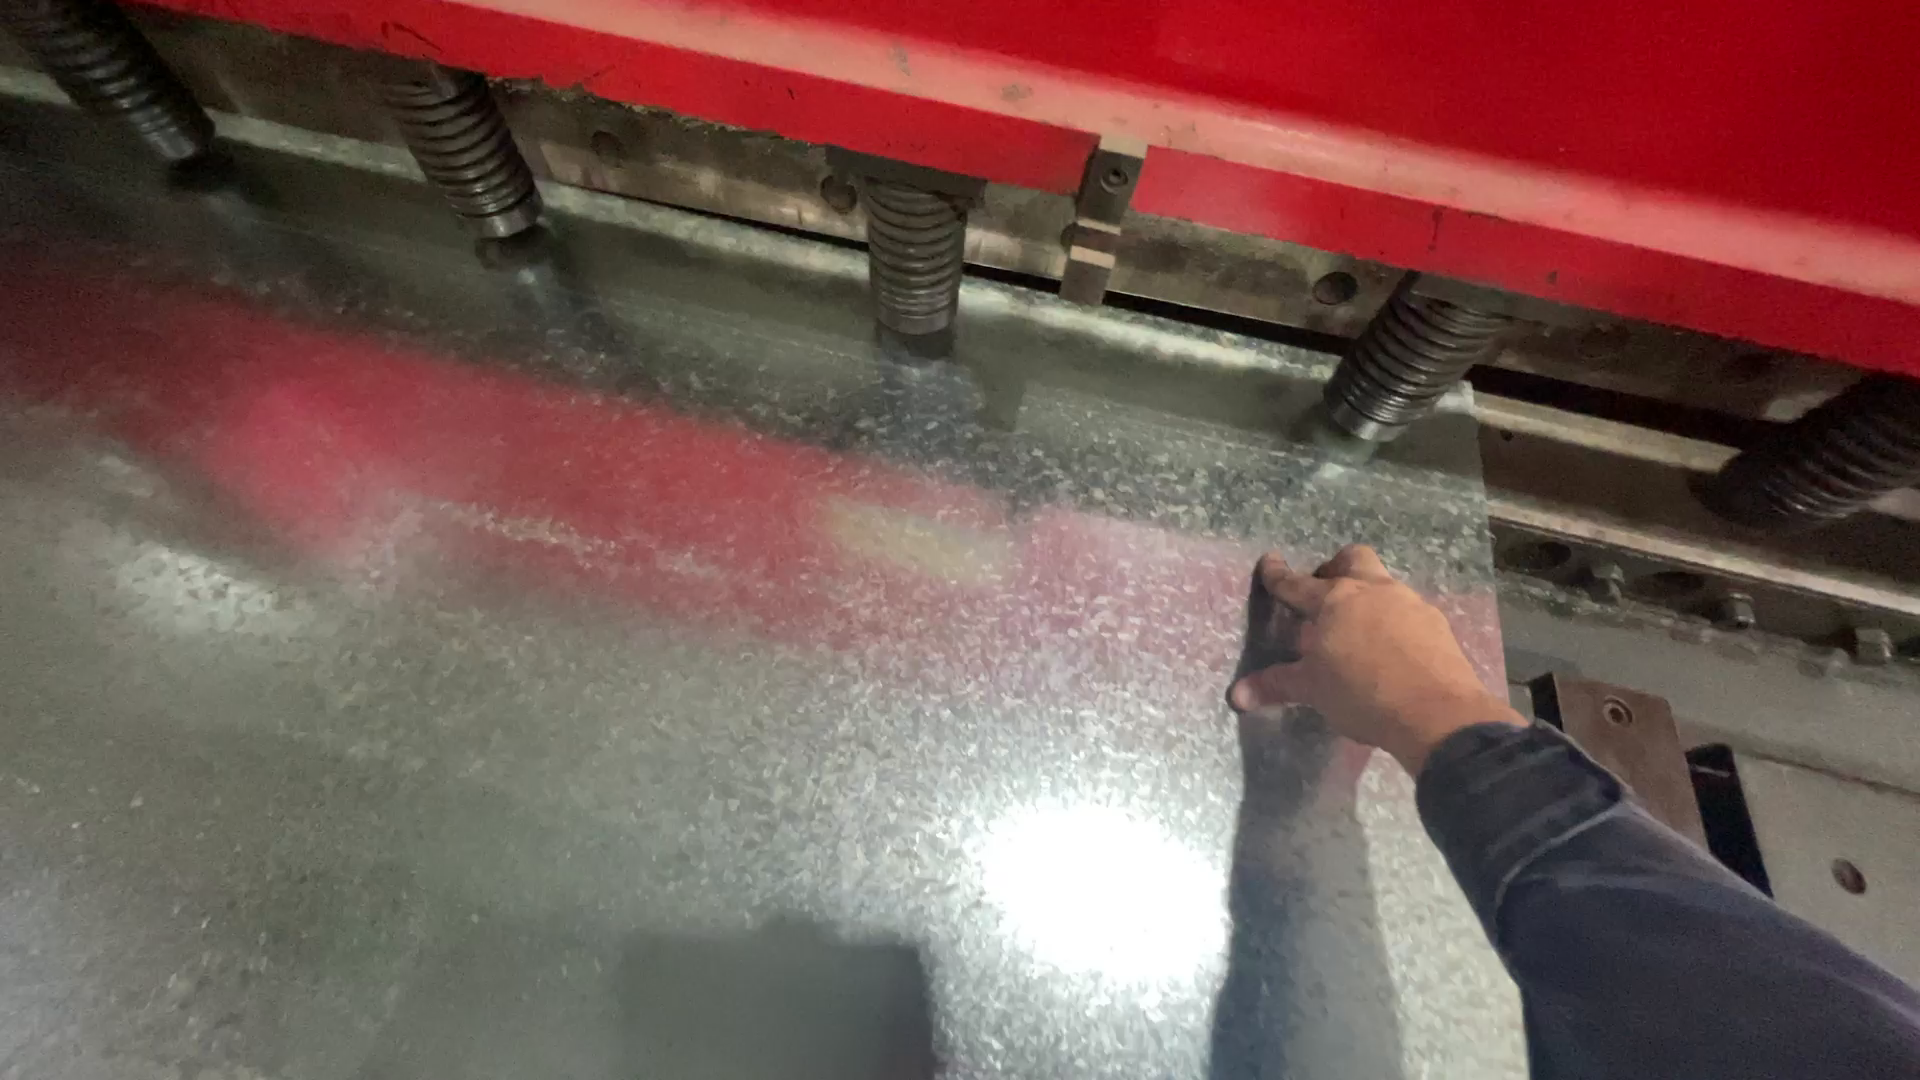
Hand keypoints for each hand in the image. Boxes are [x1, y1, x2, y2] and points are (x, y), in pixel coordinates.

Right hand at [1229, 545, 1523, 774]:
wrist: (1438, 716)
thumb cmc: (1362, 693)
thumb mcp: (1312, 690)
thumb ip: (1275, 685)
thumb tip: (1236, 695)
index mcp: (1333, 601)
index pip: (1296, 583)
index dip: (1277, 574)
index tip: (1270, 561)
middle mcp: (1372, 591)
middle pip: (1352, 559)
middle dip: (1335, 568)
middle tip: (1325, 592)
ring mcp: (1409, 604)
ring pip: (1384, 584)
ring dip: (1368, 596)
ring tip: (1358, 628)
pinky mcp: (1437, 625)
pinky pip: (1409, 611)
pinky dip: (1394, 621)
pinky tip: (1391, 648)